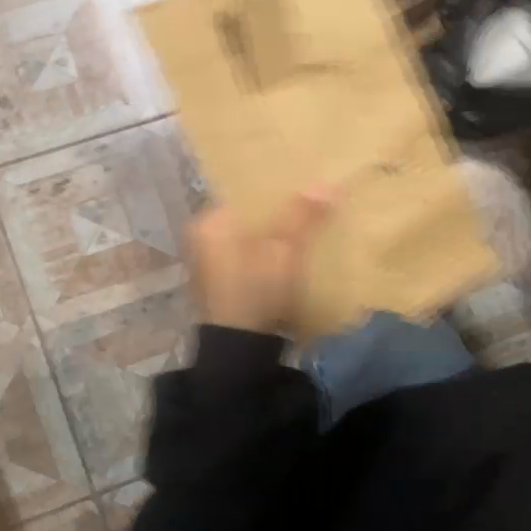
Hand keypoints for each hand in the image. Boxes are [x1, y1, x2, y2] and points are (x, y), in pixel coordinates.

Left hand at [185, 189, 333, 333]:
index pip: (247, 193)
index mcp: (210, 223)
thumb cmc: (255, 291)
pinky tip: (296, 251)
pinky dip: (271, 251)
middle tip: (313, 199)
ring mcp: (212, 263)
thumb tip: (326, 183)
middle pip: (250, 215)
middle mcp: (204, 239)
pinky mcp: (224, 283)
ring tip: (311, 221)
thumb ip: (303, 215)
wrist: (240, 350)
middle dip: (280, 210)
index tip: (304, 181)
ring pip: (252, 235)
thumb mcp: (284, 250)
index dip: (277, 187)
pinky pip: (252, 255)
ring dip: (278, 231)